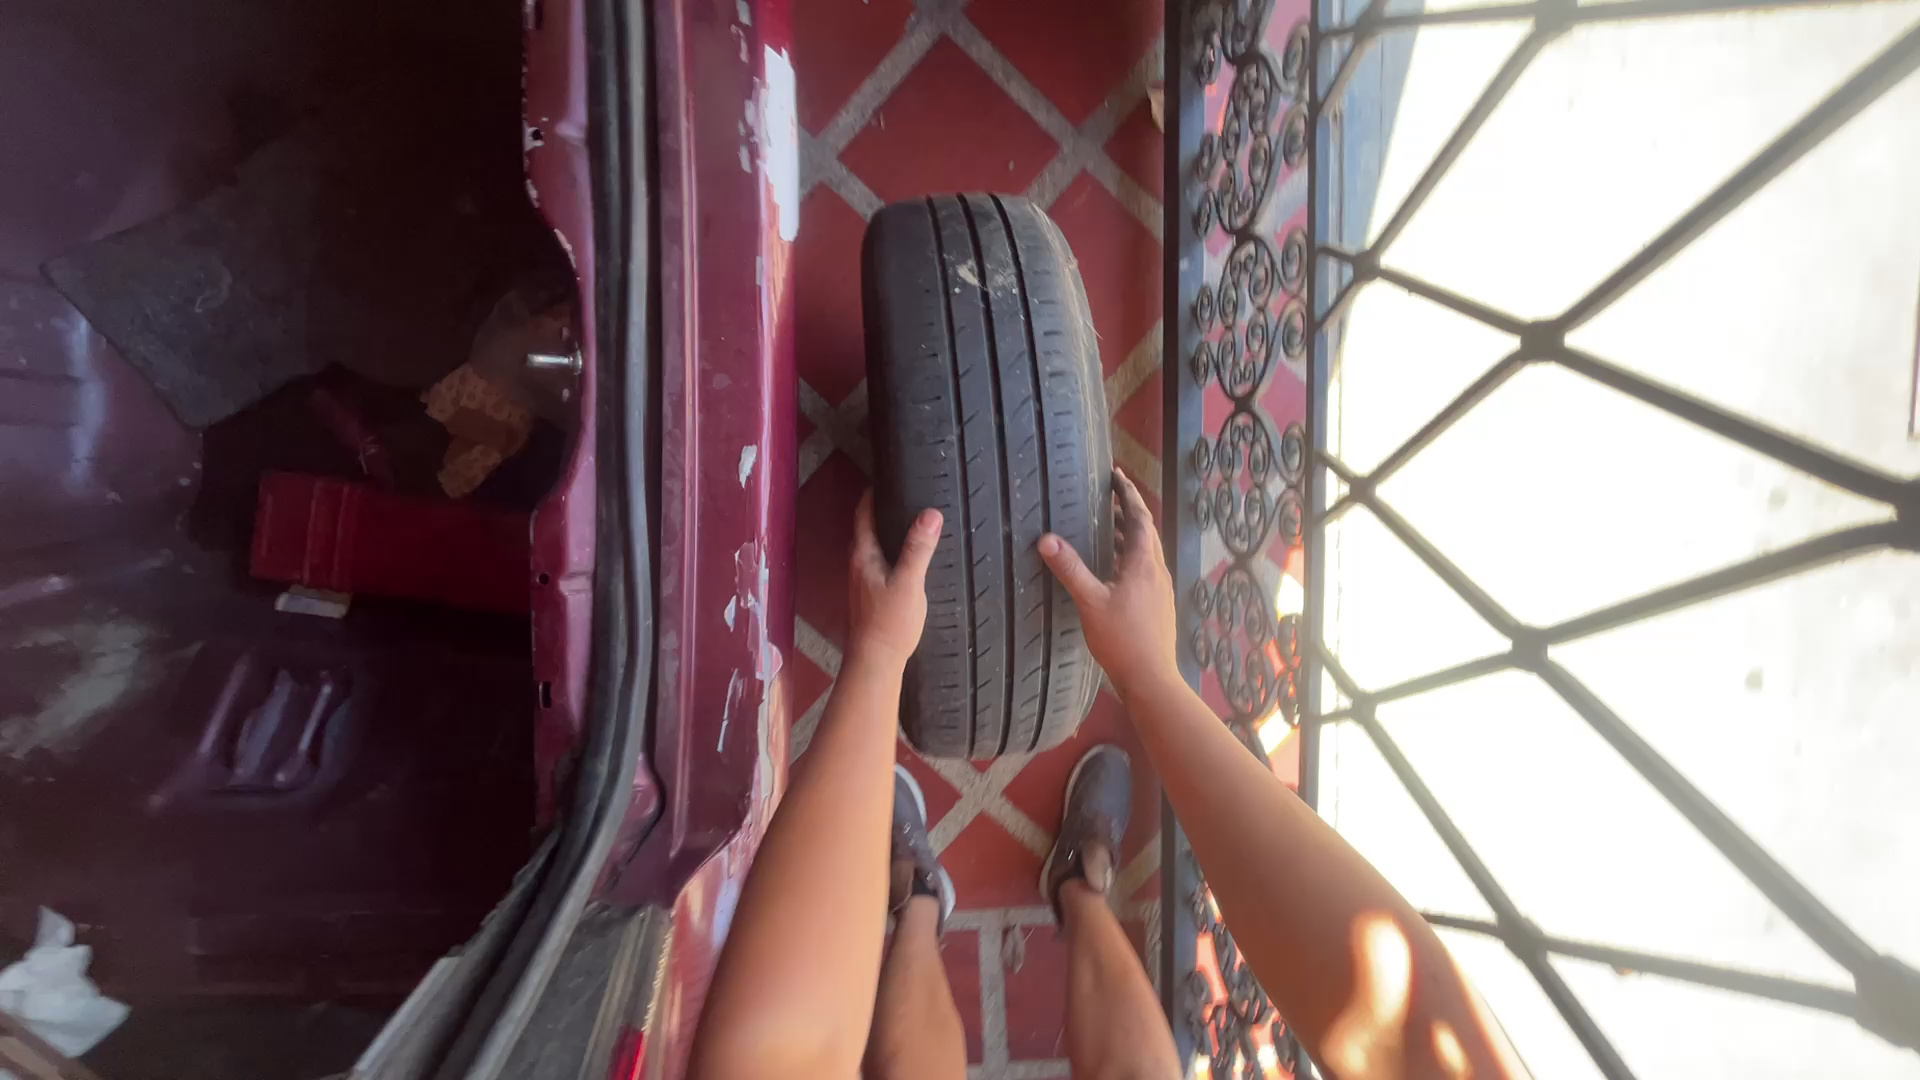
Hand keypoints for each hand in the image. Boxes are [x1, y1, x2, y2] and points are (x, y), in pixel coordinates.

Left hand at [847, 491, 942, 671]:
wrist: (875, 662)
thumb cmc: (889, 623)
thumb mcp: (909, 582)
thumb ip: (918, 548)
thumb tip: (930, 514)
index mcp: (862, 556)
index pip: (862, 514)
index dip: (872, 494)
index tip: (886, 478)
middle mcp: (857, 565)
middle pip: (866, 529)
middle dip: (881, 511)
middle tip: (904, 496)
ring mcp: (861, 582)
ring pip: (872, 547)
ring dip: (885, 533)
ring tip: (909, 523)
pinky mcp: (869, 596)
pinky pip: (878, 564)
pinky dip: (889, 553)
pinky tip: (906, 559)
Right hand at [1039, 468, 1178, 700]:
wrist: (1151, 678)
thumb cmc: (1121, 640)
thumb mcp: (1090, 602)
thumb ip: (1070, 569)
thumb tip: (1046, 539)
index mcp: (1143, 564)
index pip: (1139, 517)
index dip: (1128, 494)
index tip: (1116, 475)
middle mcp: (1157, 571)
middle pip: (1145, 531)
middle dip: (1129, 510)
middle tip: (1109, 496)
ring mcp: (1161, 588)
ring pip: (1147, 550)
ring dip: (1129, 534)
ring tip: (1107, 526)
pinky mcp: (1159, 603)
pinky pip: (1146, 568)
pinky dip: (1131, 556)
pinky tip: (1115, 568)